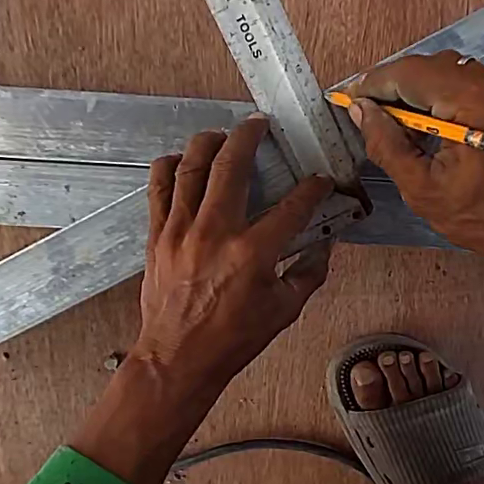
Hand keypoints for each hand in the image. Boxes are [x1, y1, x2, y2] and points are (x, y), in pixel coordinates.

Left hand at [70, 117, 334, 483]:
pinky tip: (179, 160)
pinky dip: (168, 166)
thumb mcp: (283, 311)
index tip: (320, 179)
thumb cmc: (232, 339)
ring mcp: (181, 230)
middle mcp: (216, 232)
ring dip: (208, 142)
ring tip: (221, 134)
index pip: (293, 205)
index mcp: (253, 253)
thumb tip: (325, 247)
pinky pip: (159, 187)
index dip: (313, 187)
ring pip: (191, 166)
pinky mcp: (158, 236)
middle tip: (260, 126)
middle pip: (233, 164)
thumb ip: (309, 274)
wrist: (179, 357)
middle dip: (250, 136)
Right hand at [347, 51, 483, 298]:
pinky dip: (438, 97)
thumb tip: (362, 112)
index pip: (412, 73)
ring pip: (446, 72)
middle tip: (366, 113)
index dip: (375, 83)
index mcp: (478, 103)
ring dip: (415, 92)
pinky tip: (423, 124)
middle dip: (393, 87)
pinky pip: (465, 82)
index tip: (351, 97)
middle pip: (429, 67)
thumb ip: (386, 144)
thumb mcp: (421, 187)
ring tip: (393, 123)